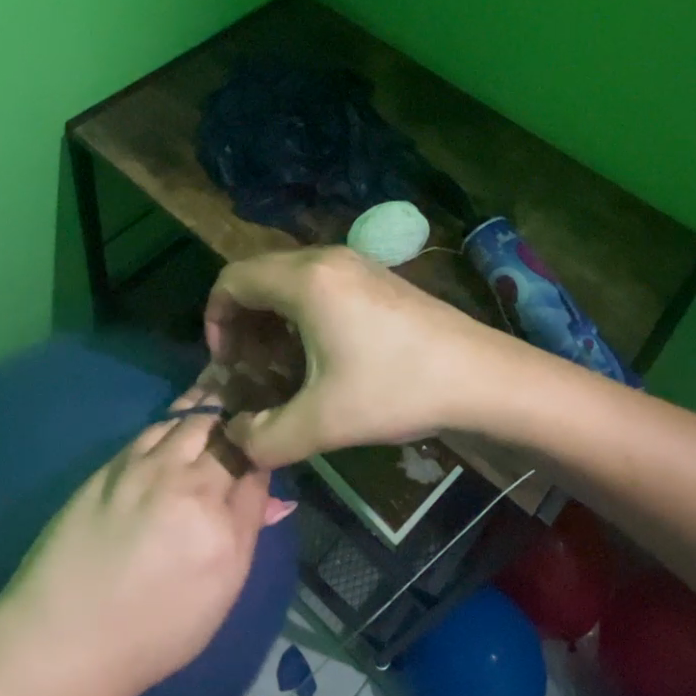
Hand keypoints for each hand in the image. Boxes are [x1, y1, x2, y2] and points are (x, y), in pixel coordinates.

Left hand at [0, 412, 273, 695]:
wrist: (66, 638)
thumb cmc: (156, 628)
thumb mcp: (221, 588)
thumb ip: (247, 527)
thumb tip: (271, 489)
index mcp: (214, 514)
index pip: (252, 459)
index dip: (263, 444)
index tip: (269, 438)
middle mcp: (180, 480)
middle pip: (218, 429)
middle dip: (236, 417)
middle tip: (247, 411)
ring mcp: (140, 468)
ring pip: (183, 421)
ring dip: (204, 410)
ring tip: (217, 402)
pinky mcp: (109, 467)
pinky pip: (150, 431)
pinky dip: (171, 423)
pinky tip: (176, 427)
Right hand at [201, 246, 502, 467]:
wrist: (479, 375)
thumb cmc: (396, 389)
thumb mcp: (323, 423)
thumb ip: (264, 437)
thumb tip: (235, 437)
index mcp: (305, 280)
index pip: (232, 280)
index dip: (216, 321)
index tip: (227, 365)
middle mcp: (324, 259)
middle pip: (258, 275)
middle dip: (242, 322)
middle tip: (250, 370)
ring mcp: (354, 263)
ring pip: (288, 280)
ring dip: (272, 319)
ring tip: (282, 368)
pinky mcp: (375, 276)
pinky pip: (317, 283)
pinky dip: (301, 312)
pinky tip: (318, 356)